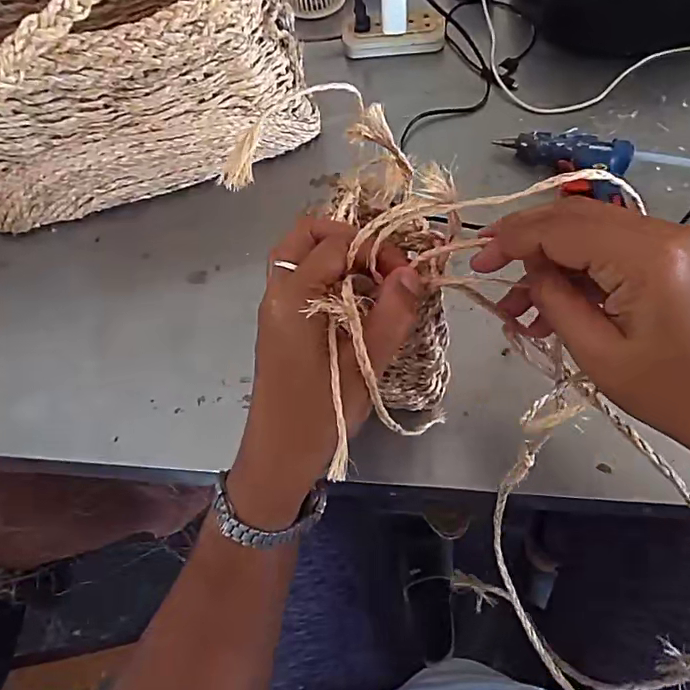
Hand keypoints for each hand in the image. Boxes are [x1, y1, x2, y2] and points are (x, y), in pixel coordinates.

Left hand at [232, 217, 427, 527]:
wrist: (278, 455)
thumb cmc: (321, 413)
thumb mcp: (366, 365)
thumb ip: (392, 314)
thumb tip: (414, 272)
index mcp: (293, 298)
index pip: (336, 244)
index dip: (375, 250)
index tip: (405, 275)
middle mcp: (277, 292)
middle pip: (306, 234)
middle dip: (349, 236)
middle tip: (384, 264)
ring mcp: (275, 306)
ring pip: (301, 254)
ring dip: (339, 254)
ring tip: (377, 281)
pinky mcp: (280, 321)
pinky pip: (302, 278)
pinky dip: (330, 274)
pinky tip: (360, 300)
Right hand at [469, 199, 689, 468]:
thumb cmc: (675, 395)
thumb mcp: (599, 353)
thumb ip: (556, 299)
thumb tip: (530, 268)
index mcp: (647, 254)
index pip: (561, 228)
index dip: (512, 240)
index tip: (478, 262)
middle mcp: (664, 231)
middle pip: (575, 217)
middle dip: (526, 241)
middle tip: (489, 269)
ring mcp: (675, 240)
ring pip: (592, 232)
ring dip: (551, 261)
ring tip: (519, 308)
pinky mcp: (677, 255)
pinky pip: (615, 250)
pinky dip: (581, 270)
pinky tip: (556, 305)